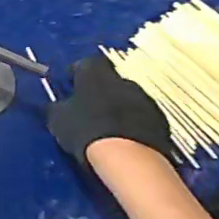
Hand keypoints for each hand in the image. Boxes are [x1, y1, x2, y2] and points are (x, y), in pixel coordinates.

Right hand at [47, 54, 172, 164]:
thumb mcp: (58, 118)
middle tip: (86, 106)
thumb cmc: (84, 129)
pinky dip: (131, 122)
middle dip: (99, 91)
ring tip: (104, 125)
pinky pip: (141, 116)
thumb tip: (57, 104)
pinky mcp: (161, 121)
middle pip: (110, 80)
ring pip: (127, 98)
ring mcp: (146, 101)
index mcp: (96, 76)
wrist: (125, 155)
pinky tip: (120, 137)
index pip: (88, 63)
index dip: (77, 72)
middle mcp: (124, 82)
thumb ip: (58, 106)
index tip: (70, 83)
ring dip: (117, 106)